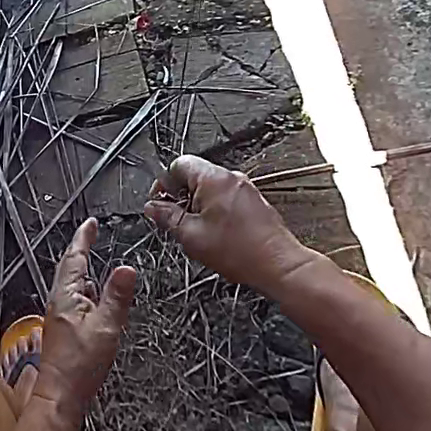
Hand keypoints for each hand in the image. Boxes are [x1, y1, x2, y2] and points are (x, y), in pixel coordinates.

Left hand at [33, 219, 138, 416]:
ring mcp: (58, 314)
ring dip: (82, 268)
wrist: (60, 395)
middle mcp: (58, 301)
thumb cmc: (79, 366)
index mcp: (66, 295)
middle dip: (81, 248)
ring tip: (94, 258)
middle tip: (91, 235)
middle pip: (69, 266)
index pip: (74, 256)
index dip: (83, 238)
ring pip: (71, 282)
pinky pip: (73, 297)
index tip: (91, 224)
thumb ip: (117, 297)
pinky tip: (93, 297)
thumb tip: (127, 268)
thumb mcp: (106, 327)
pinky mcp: (62, 327)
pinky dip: (84, 288)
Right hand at [143, 155, 321, 294]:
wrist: (278, 266)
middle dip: (180, 196)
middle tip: (176, 219)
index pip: (178, 164)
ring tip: (197, 230)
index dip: (163, 183)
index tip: (159, 202)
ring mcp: (244, 188)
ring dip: (197, 204)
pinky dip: (214, 210)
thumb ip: (167, 217)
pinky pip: (225, 197)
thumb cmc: (241, 251)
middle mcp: (230, 178)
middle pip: (194, 175)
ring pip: (209, 187)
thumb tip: (153, 208)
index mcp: (213, 179)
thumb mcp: (191, 235)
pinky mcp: (252, 201)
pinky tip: (215, 233)